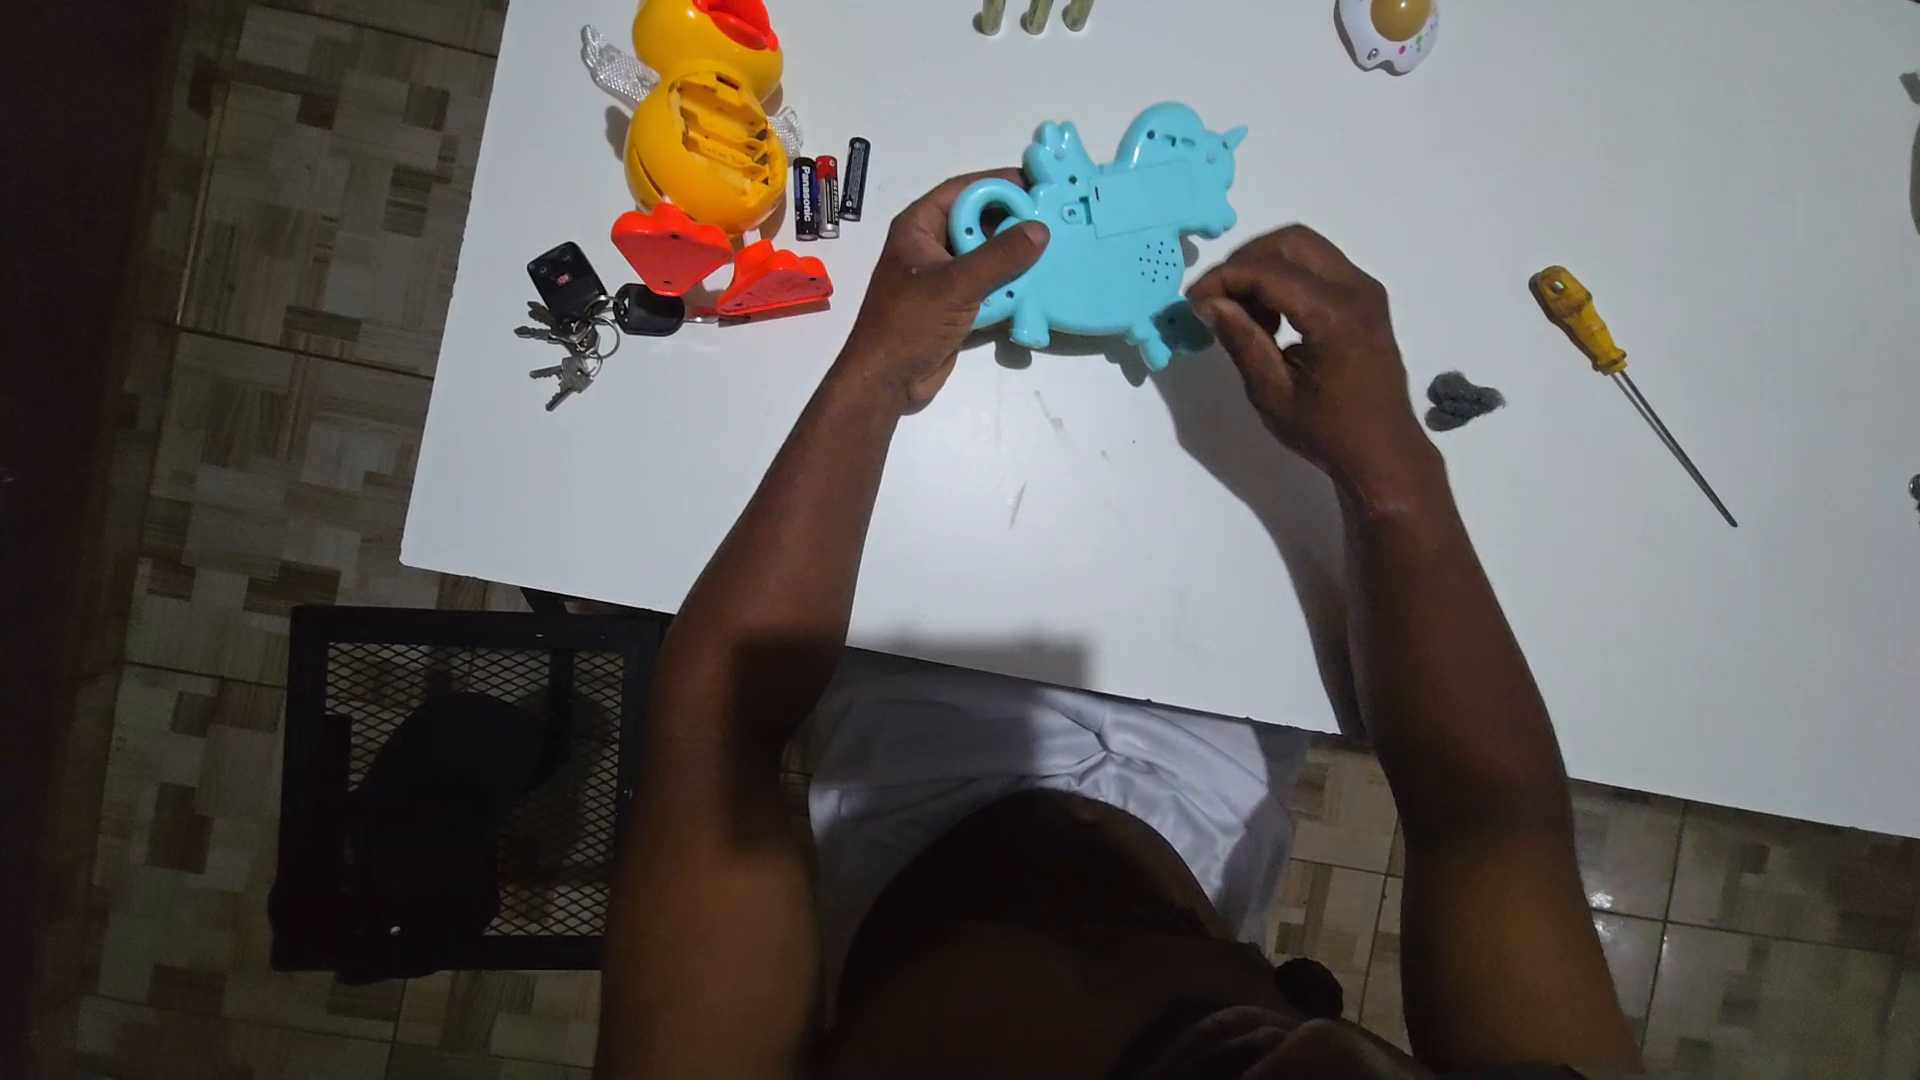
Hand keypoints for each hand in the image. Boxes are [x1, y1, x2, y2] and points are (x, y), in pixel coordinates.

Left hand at [835, 170, 1048, 411]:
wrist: (887, 380)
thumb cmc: (910, 324)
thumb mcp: (956, 284)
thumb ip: (1000, 256)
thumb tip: (1039, 230)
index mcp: (918, 228)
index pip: (963, 191)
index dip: (998, 185)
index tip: (1034, 187)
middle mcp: (930, 248)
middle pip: (977, 223)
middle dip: (1011, 223)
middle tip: (1050, 221)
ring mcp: (942, 279)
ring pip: (984, 257)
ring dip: (1012, 258)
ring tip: (1050, 253)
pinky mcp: (953, 307)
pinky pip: (986, 287)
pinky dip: (1007, 287)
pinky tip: (1033, 288)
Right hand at [1186, 225, 1433, 495]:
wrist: (1381, 450)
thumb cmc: (1325, 430)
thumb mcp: (1271, 392)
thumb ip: (1241, 340)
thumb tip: (1208, 303)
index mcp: (1333, 316)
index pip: (1268, 271)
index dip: (1223, 279)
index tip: (1192, 302)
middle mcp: (1355, 289)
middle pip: (1289, 242)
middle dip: (1243, 263)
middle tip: (1215, 300)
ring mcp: (1364, 290)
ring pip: (1304, 249)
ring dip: (1263, 270)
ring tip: (1243, 315)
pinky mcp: (1364, 299)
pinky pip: (1317, 268)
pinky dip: (1284, 280)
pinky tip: (1270, 320)